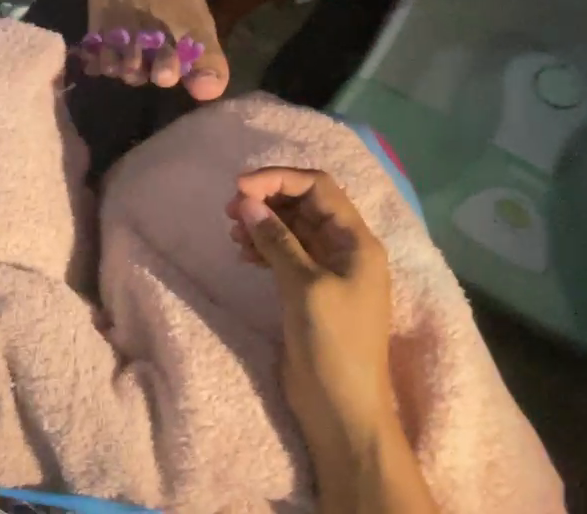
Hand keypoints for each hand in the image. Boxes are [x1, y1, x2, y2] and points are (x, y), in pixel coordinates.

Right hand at [228, 168, 398, 467]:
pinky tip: (243, 252)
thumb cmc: (334, 343)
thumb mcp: (304, 286)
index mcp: (356, 242)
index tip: (238, 187)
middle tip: (229, 209)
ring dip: (262, 221)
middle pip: (304, 202)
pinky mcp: (310, 288)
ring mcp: (328, 269)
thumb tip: (245, 201)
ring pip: (291, 225)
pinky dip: (263, 244)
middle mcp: (344, 248)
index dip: (278, 179)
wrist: (343, 408)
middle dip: (267, 198)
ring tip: (233, 232)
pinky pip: (285, 250)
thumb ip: (276, 239)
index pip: (318, 187)